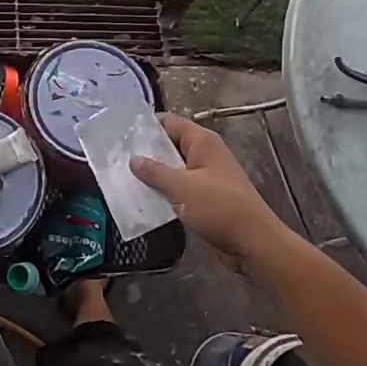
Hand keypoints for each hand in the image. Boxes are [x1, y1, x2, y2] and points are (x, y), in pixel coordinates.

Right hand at [131, 114, 289, 259]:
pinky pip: (178, 191)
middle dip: (144, 153)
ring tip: (121, 179)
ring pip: (172, 171)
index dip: (146, 126)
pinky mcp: (203, 200)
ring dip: (152, 177)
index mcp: (202, 142)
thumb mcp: (182, 186)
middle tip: (115, 158)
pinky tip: (140, 201)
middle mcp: (203, 156)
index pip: (170, 123)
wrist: (251, 242)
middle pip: (169, 146)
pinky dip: (162, 194)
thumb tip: (134, 159)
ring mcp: (204, 178)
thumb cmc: (219, 207)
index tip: (120, 133)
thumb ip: (155, 172)